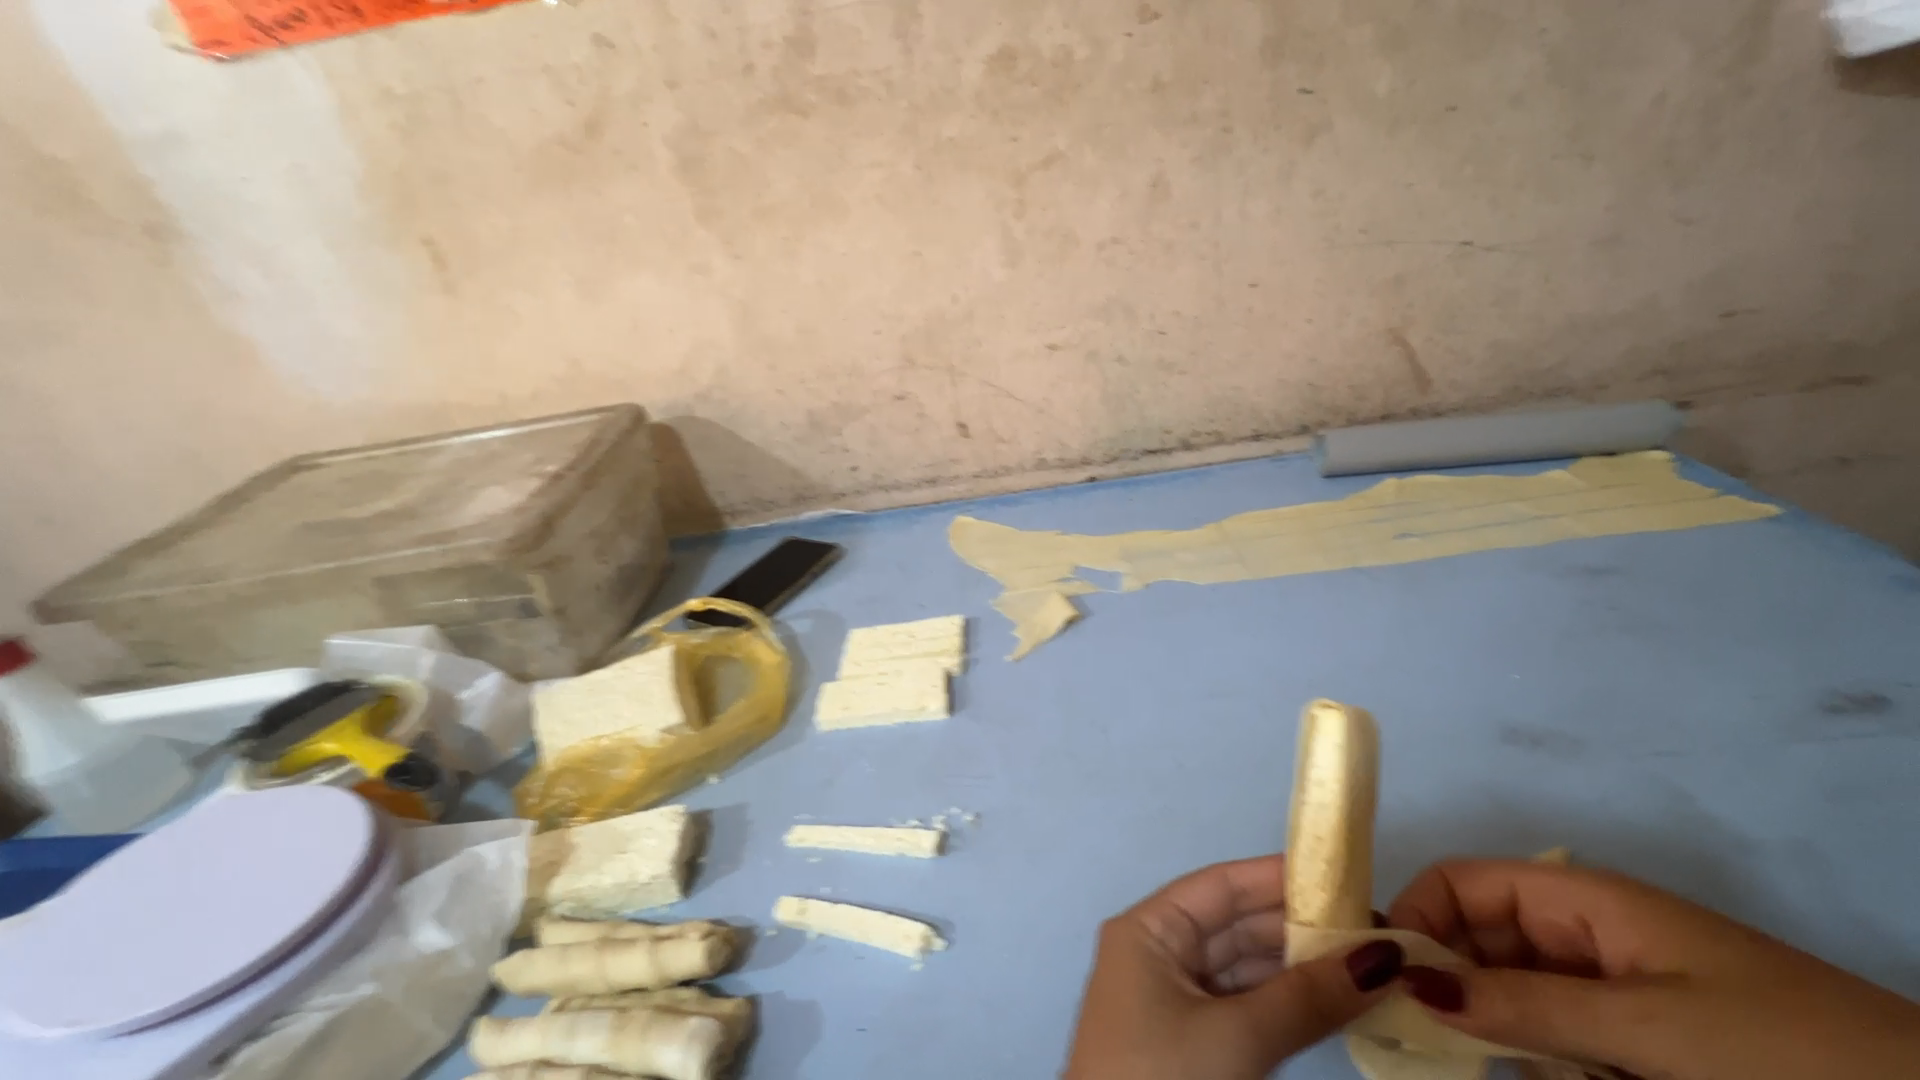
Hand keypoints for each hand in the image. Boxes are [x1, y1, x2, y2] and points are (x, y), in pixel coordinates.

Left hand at [1065, 855, 1406, 1079]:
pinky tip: (1337, 1002)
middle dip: (1303, 926)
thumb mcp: (1238, 1038)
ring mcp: (1172, 999)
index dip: (1282, 878)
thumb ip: (1309, 997)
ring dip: (1302, 968)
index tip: (1350, 878)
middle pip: (1236, 923)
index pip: (1222, 885)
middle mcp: (1157, 952)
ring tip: (1374, 965)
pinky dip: (1287, 1004)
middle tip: (1381, 931)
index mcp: (1149, 930)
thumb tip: (1384, 957)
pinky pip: (1244, 1005)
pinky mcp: (1190, 1042)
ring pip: (1245, 967)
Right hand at [1386, 859, 1919, 1079]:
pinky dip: (1529, 1052)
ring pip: (1507, 989)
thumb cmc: (1779, 1045)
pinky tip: (1532, 1072)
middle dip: (1445, 981)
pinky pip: (1550, 1029)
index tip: (1388, 979)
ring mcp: (1606, 984)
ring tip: (1482, 1061)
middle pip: (1476, 937)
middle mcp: (1582, 931)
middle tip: (1414, 1037)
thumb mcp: (1645, 1026)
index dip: (1417, 917)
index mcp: (1581, 900)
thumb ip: (1525, 1004)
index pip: (1462, 883)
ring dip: (1488, 1024)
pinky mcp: (1629, 1033)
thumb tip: (1411, 982)